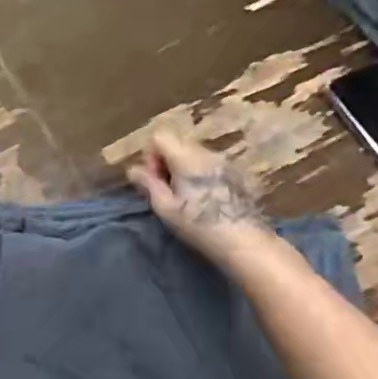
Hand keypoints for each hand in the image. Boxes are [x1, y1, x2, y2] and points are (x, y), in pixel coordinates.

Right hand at [126, 131, 277, 265]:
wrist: (244, 241)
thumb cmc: (198, 224)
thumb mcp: (165, 207)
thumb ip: (148, 184)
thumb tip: (133, 169)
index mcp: (187, 159)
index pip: (160, 137)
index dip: (151, 155)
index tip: (155, 179)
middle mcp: (207, 154)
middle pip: (178, 143)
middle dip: (166, 161)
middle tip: (167, 189)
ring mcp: (225, 162)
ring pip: (194, 153)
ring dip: (183, 168)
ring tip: (186, 195)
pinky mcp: (237, 173)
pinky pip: (209, 163)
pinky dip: (200, 173)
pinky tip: (204, 197)